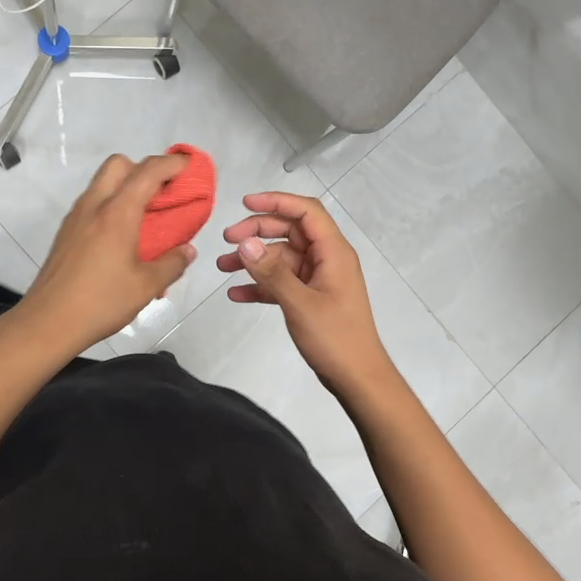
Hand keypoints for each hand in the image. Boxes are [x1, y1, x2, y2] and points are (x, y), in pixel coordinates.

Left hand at [19, 153, 197, 353]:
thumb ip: (172, 264)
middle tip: (162, 194)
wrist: (47, 322)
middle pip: (119, 164)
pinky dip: (111, 206)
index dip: (172, 164)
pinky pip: (92, 204)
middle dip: (144, 169)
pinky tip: (122, 238)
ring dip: (126, 187)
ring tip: (145, 218)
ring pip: (102, 183)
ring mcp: (75, 218)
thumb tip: (188, 250)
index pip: (148, 171)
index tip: (189, 167)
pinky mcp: (65, 232)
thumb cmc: (100, 302)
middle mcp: (94, 206)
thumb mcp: (146, 286)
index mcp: (117, 213)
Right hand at [218, 193, 392, 393]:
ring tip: (222, 268)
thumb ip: (271, 272)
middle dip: (258, 231)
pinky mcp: (311, 299)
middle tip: (226, 240)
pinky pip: (282, 283)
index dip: (276, 202)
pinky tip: (236, 295)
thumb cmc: (335, 338)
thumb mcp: (300, 304)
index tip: (244, 204)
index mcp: (333, 252)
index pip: (306, 211)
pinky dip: (260, 285)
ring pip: (282, 259)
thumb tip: (245, 242)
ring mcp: (319, 280)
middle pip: (290, 231)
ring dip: (253, 261)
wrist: (357, 378)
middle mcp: (327, 260)